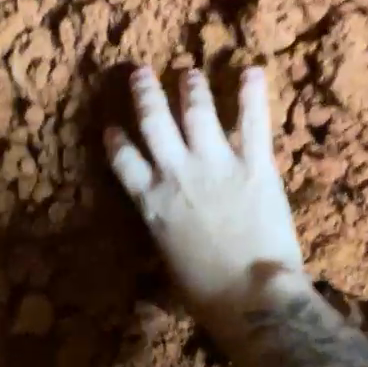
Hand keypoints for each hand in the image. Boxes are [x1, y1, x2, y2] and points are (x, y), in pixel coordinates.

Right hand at [106, 66, 305, 322]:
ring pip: (197, 112)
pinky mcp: (255, 165)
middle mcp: (176, 174)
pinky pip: (253, 122)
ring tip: (188, 71)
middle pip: (153, 123)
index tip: (112, 127)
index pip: (124, 160)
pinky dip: (253, 94)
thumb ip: (164, 232)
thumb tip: (166, 231)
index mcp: (151, 202)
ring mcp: (215, 164)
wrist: (252, 297)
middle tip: (140, 72)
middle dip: (145, 94)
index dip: (116, 140)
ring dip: (191, 87)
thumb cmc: (207, 294)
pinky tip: (252, 70)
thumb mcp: (169, 260)